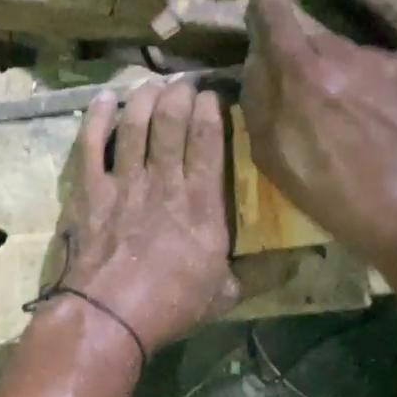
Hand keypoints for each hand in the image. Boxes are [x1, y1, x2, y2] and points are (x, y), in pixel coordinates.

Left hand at [54, 80, 237, 355]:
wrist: (108, 315)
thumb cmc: (170, 305)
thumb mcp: (226, 293)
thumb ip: (263, 273)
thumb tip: (307, 262)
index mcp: (201, 204)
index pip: (208, 140)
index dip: (210, 109)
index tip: (212, 94)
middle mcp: (163, 182)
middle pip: (171, 122)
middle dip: (178, 93)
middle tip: (183, 81)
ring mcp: (123, 182)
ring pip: (134, 125)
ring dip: (143, 98)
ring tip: (151, 83)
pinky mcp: (90, 190)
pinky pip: (91, 144)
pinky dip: (97, 118)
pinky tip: (104, 99)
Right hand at [241, 0, 396, 263]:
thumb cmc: (325, 186)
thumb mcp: (268, 149)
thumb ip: (258, 96)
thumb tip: (257, 59)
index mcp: (301, 72)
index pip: (277, 17)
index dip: (266, 0)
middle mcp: (344, 54)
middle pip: (317, 43)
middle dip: (309, 61)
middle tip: (313, 99)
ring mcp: (387, 62)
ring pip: (354, 58)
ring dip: (348, 76)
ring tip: (356, 120)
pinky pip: (388, 70)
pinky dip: (381, 88)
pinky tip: (387, 122)